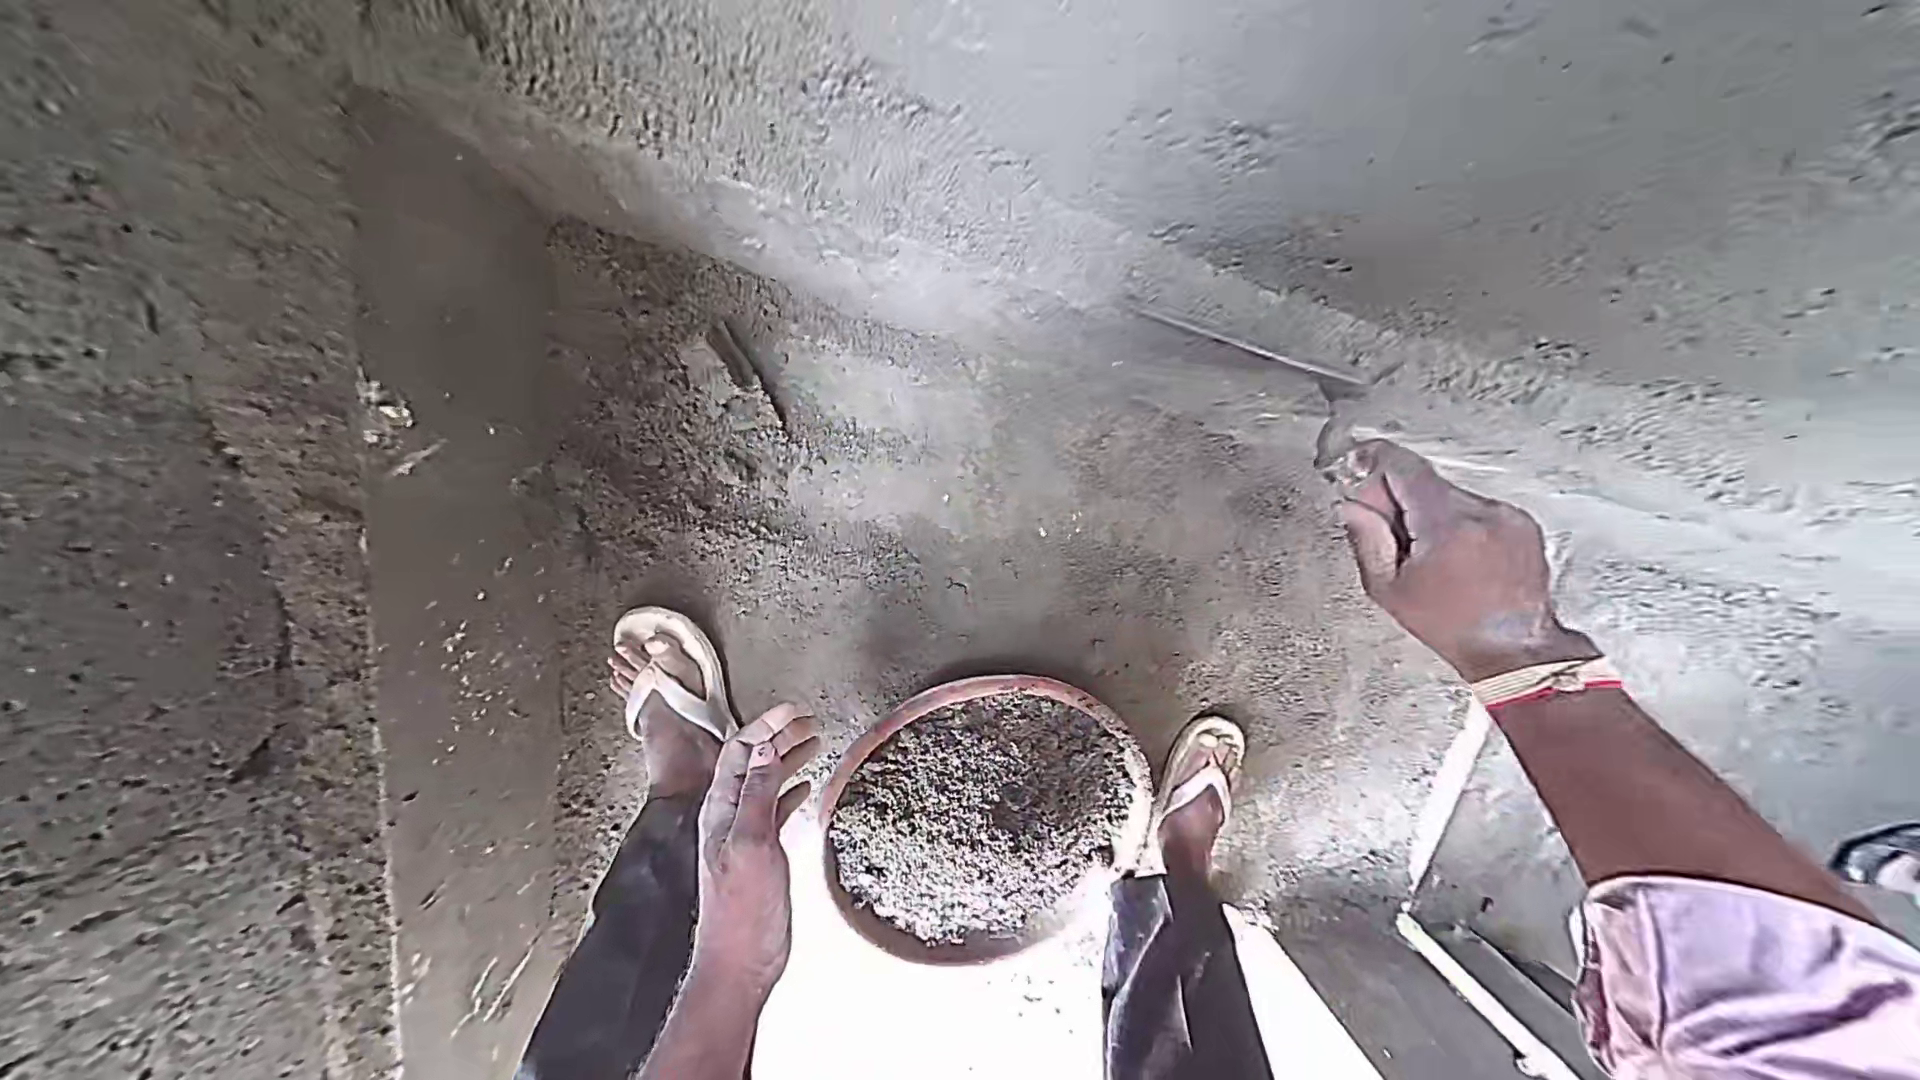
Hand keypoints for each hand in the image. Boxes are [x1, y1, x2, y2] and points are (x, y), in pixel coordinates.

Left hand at [691, 703, 820, 999]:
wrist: (741, 960)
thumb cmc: (742, 909)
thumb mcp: (751, 843)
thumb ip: (756, 794)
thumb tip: (764, 748)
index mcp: (721, 808)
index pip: (740, 751)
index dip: (765, 725)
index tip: (793, 710)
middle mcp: (729, 814)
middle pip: (753, 760)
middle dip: (780, 735)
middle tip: (808, 721)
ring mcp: (745, 831)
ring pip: (766, 779)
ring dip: (788, 757)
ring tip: (813, 741)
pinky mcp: (761, 849)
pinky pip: (775, 805)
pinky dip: (791, 788)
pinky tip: (805, 785)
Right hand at [1337, 439, 1595, 681]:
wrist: (1514, 648)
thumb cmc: (1448, 623)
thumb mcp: (1386, 586)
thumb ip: (1366, 537)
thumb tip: (1351, 504)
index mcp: (1448, 525)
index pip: (1405, 469)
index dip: (1373, 460)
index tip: (1354, 460)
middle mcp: (1484, 512)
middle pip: (1424, 481)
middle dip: (1392, 495)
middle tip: (1375, 523)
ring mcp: (1508, 516)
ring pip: (1446, 493)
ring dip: (1421, 509)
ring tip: (1415, 549)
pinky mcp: (1521, 523)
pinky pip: (1471, 506)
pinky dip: (1448, 518)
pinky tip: (1443, 552)